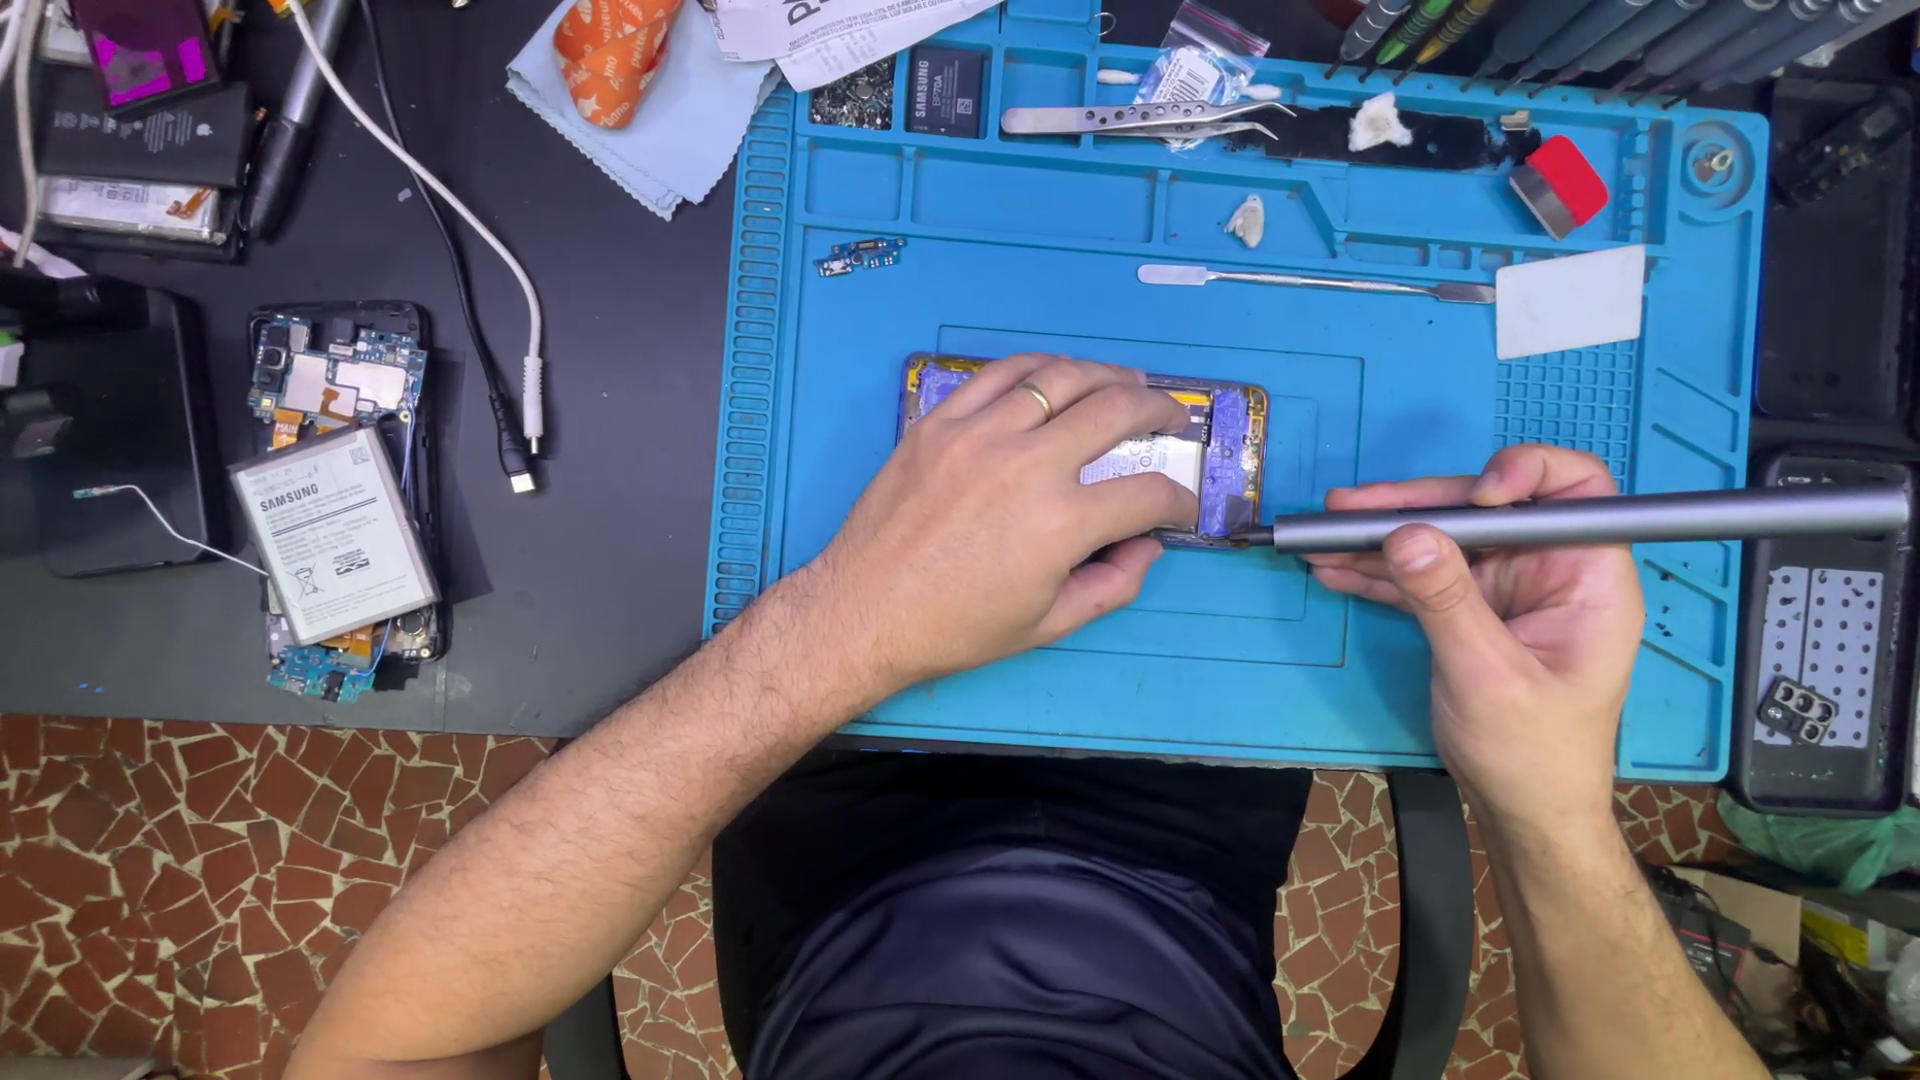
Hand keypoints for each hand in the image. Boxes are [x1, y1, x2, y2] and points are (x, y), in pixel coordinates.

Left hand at [785, 354, 1196, 699]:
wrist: (865, 610)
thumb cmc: (957, 628)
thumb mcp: (1048, 625)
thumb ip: (1114, 584)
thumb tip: (1148, 544)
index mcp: (1062, 524)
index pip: (1149, 495)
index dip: (1178, 501)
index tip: (1179, 506)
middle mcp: (1028, 465)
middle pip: (1117, 411)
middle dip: (1160, 412)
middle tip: (1170, 421)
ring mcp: (979, 435)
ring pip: (1062, 377)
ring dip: (1108, 376)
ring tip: (1127, 384)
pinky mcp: (940, 422)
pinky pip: (1001, 374)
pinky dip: (1040, 367)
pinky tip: (1058, 374)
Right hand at [1305, 446, 1644, 833]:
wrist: (1520, 807)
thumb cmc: (1530, 750)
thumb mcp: (1486, 674)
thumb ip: (1447, 602)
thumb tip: (1404, 535)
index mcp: (1584, 576)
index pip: (1573, 491)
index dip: (1522, 475)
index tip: (1468, 497)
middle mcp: (1543, 570)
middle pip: (1477, 512)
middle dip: (1410, 507)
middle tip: (1345, 509)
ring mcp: (1499, 590)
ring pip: (1436, 542)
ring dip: (1375, 539)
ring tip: (1318, 538)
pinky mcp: (1462, 611)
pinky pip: (1414, 577)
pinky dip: (1372, 573)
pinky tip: (1331, 569)